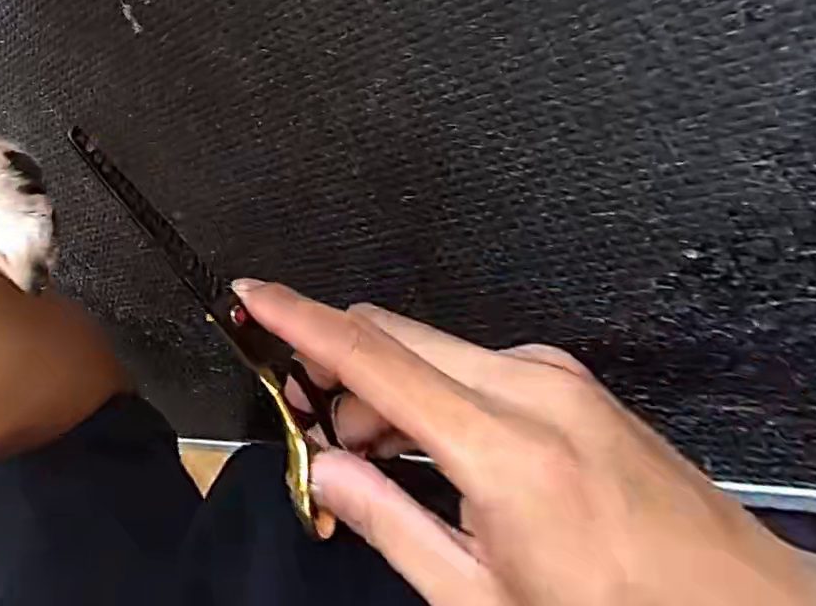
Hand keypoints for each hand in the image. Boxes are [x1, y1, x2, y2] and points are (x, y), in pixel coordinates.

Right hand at [235, 282, 815, 605]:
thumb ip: (391, 525)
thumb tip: (322, 470)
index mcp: (505, 451)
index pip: (369, 355)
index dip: (296, 317)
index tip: (248, 290)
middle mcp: (526, 386)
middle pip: (387, 333)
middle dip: (333, 365)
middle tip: (317, 427)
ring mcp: (552, 375)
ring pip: (422, 344)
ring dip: (379, 383)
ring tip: (377, 453)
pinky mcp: (567, 379)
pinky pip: (463, 360)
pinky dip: (423, 387)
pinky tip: (433, 446)